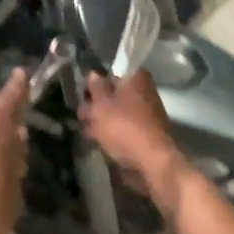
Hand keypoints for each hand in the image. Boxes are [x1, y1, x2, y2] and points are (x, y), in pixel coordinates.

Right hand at [80, 71, 189, 203]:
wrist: (152, 162)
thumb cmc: (124, 127)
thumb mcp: (101, 105)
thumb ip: (96, 88)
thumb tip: (94, 74)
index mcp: (136, 78)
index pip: (112, 72)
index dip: (96, 82)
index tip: (83, 93)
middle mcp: (144, 91)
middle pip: (114, 93)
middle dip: (97, 104)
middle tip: (81, 114)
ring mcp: (147, 113)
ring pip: (118, 111)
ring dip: (102, 119)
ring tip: (85, 129)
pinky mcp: (146, 132)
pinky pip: (125, 127)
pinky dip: (112, 132)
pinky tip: (98, 140)